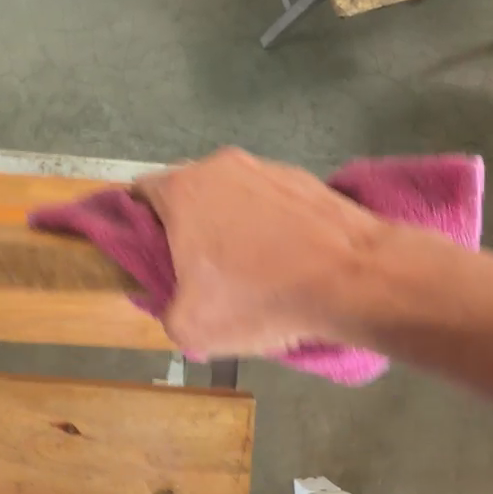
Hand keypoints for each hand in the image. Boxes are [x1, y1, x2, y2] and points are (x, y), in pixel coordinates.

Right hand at [136, 148, 418, 355]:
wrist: (354, 279)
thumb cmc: (260, 297)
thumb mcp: (191, 327)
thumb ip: (165, 310)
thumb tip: (176, 303)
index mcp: (182, 190)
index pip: (139, 193)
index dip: (138, 225)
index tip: (152, 256)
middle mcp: (218, 166)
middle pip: (187, 193)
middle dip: (187, 228)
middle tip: (200, 271)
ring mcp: (265, 167)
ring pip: (231, 196)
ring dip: (231, 226)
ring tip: (252, 272)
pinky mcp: (304, 179)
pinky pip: (270, 202)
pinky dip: (270, 226)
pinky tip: (288, 262)